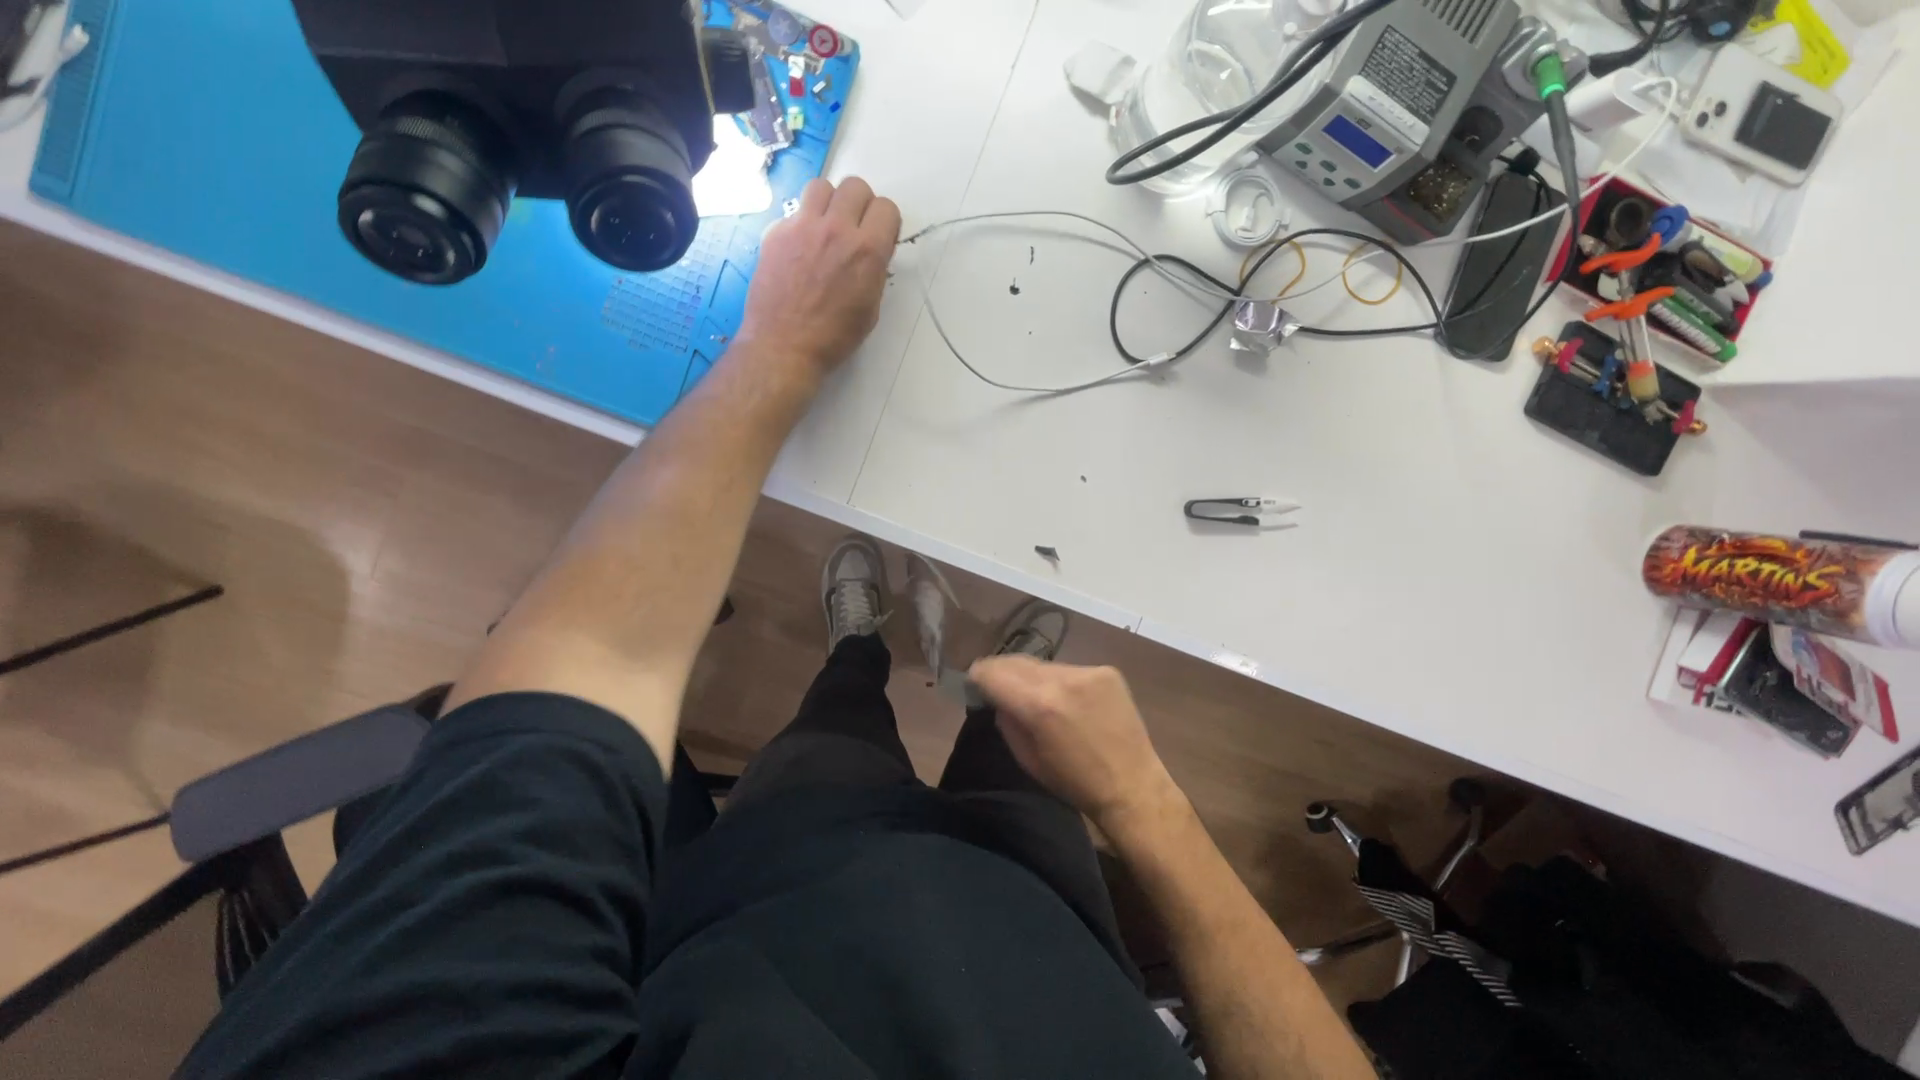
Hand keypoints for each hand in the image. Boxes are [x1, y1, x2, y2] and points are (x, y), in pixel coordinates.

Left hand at [736, 177, 900, 379]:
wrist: (783, 346)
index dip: (885, 222)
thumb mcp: (870, 309)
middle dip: (860, 205)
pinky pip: (794, 212)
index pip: (887, 207)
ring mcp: (802, 227)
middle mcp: (836, 230)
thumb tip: (872, 255)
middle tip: (854, 227)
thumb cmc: (833, 337)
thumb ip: (875, 272)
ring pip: (821, 186)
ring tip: (825, 226)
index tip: (879, 237)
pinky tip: (800, 247)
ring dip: (829, 202)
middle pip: (856, 186)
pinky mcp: (776, 233)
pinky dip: (801, 223)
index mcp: (867, 251)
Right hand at [967, 656, 1181, 832]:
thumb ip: (1007, 721)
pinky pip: (1069, 670)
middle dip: (1001, 673)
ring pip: (1043, 665)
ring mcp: (1088, 671)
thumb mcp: (1027, 759)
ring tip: (1036, 698)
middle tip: (995, 687)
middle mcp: (1062, 679)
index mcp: (1039, 705)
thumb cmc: (1074, 782)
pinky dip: (1060, 682)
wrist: (1132, 786)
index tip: (974, 685)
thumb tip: (997, 698)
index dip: (977, 677)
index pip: (992, 672)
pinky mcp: (1107, 671)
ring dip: (1032, 677)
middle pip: (1015, 661)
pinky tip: (1068, 702)